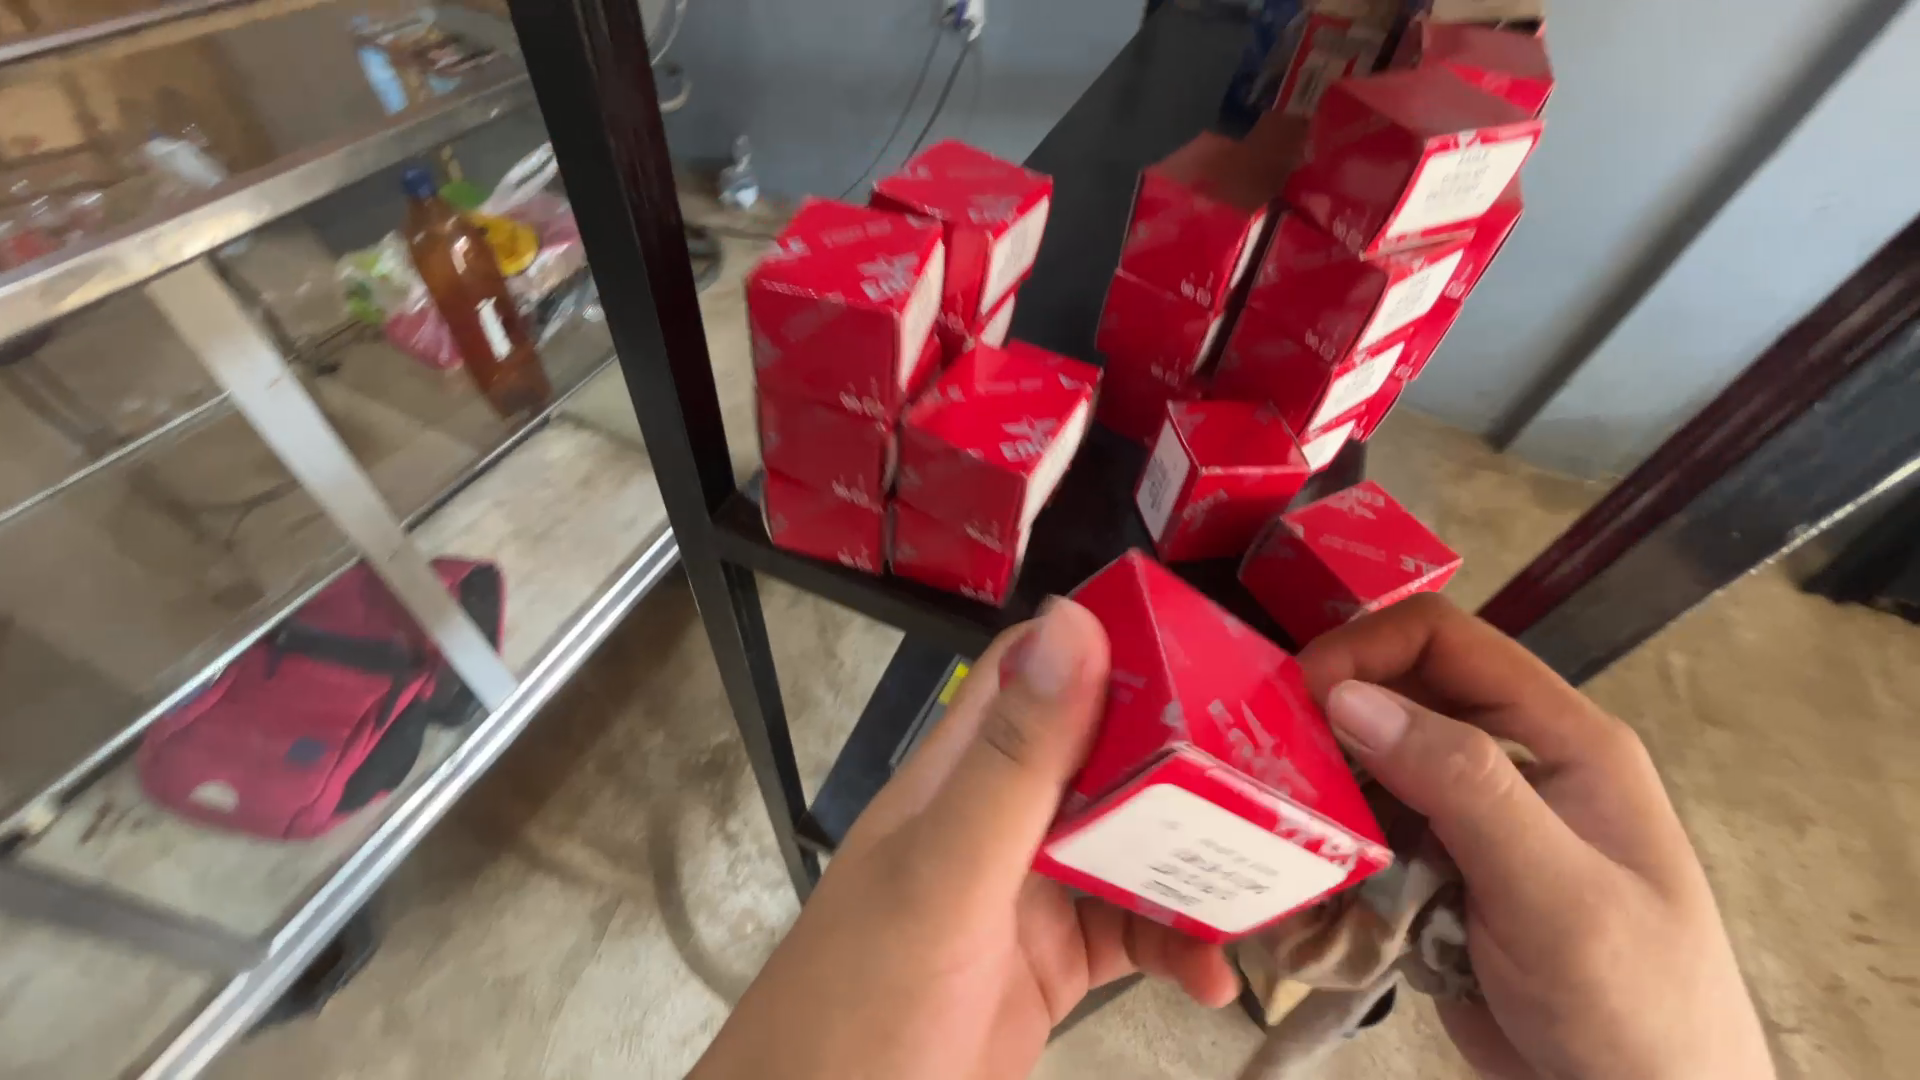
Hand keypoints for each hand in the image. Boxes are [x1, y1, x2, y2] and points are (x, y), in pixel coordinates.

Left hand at [691, 599, 1238, 1079]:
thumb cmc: (870, 1000)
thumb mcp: (948, 874)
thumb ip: (1014, 762)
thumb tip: (1074, 623)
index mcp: (962, 773)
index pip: (1031, 672)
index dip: (1103, 645)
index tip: (1195, 649)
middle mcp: (996, 816)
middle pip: (1096, 754)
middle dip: (1175, 758)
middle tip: (1267, 771)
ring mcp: (1026, 890)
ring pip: (1125, 843)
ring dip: (1190, 858)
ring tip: (1267, 878)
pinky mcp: (1052, 961)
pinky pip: (1129, 932)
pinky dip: (1175, 945)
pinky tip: (1213, 977)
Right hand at [1297, 594, 1774, 1079]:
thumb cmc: (1632, 1009)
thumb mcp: (1558, 896)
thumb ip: (1462, 786)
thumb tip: (1346, 696)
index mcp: (1559, 736)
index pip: (1443, 639)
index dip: (1365, 646)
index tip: (1300, 694)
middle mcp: (1507, 755)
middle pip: (1397, 688)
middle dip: (1329, 705)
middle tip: (1266, 742)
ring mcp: (1466, 808)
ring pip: (1370, 749)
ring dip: (1321, 764)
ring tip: (1272, 793)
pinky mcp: (1432, 854)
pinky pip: (1363, 809)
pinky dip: (1327, 816)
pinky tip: (1299, 841)